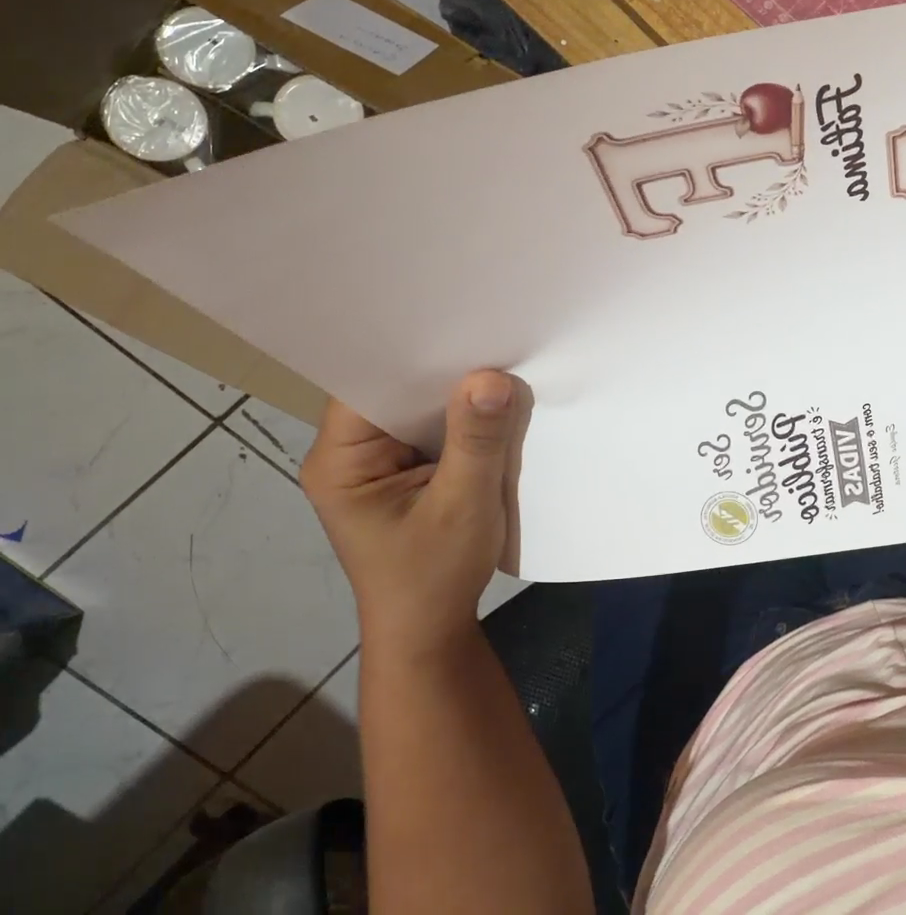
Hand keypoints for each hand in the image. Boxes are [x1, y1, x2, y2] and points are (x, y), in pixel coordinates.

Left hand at [300, 370, 530, 656]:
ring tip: (504, 367)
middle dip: (445, 377)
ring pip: (419, 413)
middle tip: (497, 342)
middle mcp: (349, 455)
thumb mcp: (463, 505)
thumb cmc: (435, 573)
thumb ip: (477, 441)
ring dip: (459, 400)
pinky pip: (435, 434)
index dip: (417, 360)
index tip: (466, 333)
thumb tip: (491, 376)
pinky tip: (498, 409)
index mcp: (340, 461)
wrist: (430, 632)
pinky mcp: (405, 476)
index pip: (370, 388)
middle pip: (395, 395)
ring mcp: (377, 466)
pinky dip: (466, 424)